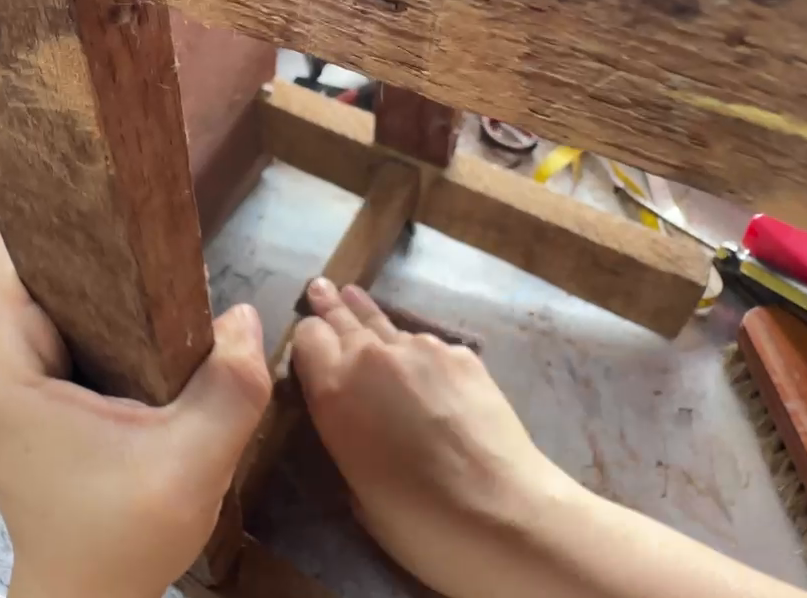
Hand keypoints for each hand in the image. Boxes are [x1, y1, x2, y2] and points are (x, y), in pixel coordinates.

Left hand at [0, 232, 272, 597]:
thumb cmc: (123, 535)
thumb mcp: (193, 464)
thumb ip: (230, 386)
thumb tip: (245, 316)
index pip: (11, 251)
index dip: (63, 212)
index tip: (122, 191)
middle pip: (26, 260)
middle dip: (91, 238)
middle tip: (159, 229)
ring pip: (38, 282)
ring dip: (94, 268)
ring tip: (157, 257)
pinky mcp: (12, 381)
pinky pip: (43, 309)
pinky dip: (89, 297)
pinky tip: (139, 299)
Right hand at [292, 279, 578, 597]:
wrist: (500, 513)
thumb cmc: (415, 519)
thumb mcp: (352, 481)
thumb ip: (340, 426)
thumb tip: (344, 404)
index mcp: (336, 389)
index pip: (307, 334)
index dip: (306, 338)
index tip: (308, 346)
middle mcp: (372, 355)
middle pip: (342, 315)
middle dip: (330, 304)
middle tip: (321, 286)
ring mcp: (420, 346)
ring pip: (385, 323)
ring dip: (370, 318)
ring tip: (356, 298)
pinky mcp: (460, 352)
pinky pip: (427, 346)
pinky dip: (418, 354)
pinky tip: (424, 369)